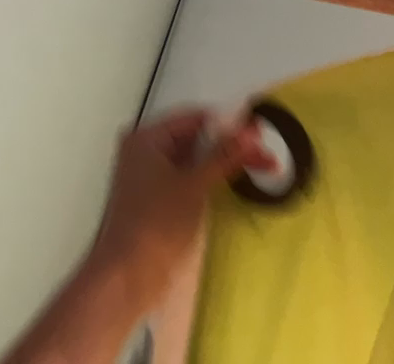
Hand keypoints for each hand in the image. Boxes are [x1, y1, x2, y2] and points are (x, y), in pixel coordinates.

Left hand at [0, 111, 266, 363]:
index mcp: (146, 137)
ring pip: (191, 160)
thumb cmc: (157, 223)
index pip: (193, 118)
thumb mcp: (194, 185)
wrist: (126, 275)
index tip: (261, 134)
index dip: (227, 124)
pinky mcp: (154, 200)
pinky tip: (232, 186)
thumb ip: (223, 156)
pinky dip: (207, 181)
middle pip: (192, 138)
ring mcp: (147, 176)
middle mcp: (143, 150)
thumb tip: (251, 131)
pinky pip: (185, 179)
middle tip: (266, 157)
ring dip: (221, 164)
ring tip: (259, 169)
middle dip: (228, 146)